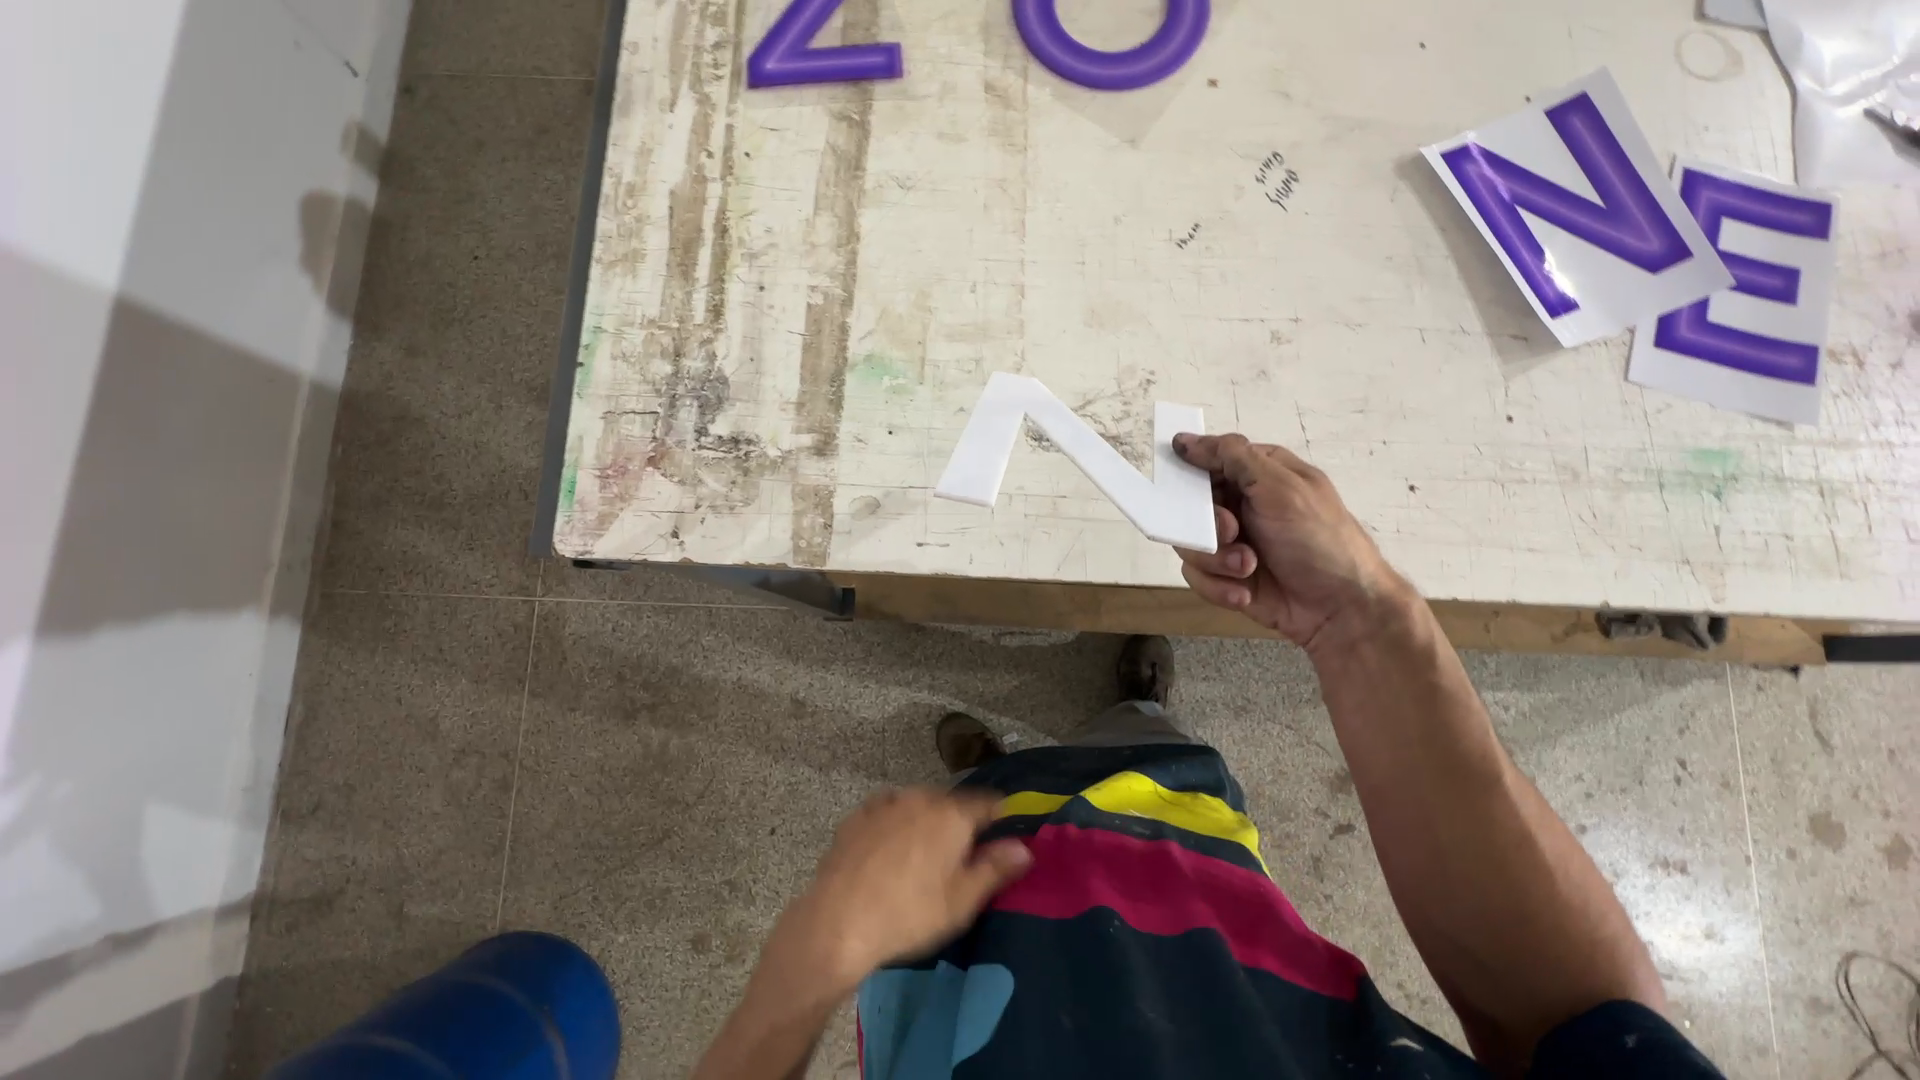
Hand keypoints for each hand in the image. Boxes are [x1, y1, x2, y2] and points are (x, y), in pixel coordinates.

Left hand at [774, 788, 1030, 989]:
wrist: (837, 922)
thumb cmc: (909, 914)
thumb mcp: (962, 900)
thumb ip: (996, 868)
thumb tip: (1024, 847)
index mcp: (952, 813)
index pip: (990, 803)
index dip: (1001, 819)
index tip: (1002, 840)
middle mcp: (920, 796)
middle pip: (952, 803)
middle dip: (960, 824)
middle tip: (960, 860)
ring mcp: (884, 803)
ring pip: (918, 806)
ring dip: (926, 823)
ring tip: (922, 859)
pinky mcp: (856, 816)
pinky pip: (888, 814)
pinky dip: (895, 827)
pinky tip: (889, 855)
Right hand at [1172, 433, 1411, 652]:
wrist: (1340, 608)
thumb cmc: (1318, 539)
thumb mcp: (1281, 488)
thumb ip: (1232, 457)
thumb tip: (1183, 440)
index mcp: (1258, 474)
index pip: (1207, 461)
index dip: (1192, 475)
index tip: (1187, 491)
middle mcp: (1241, 505)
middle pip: (1189, 506)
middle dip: (1207, 526)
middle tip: (1232, 534)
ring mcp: (1232, 543)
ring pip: (1188, 544)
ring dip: (1216, 560)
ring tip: (1247, 569)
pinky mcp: (1226, 577)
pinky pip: (1197, 577)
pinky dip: (1218, 586)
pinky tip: (1245, 593)